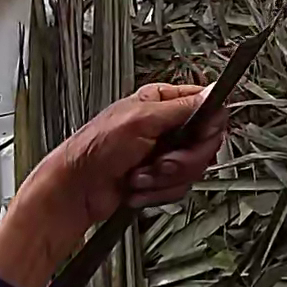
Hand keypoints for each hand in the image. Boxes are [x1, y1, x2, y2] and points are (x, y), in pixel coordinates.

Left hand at [0, 83, 226, 286]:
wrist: (75, 191)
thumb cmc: (93, 150)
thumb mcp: (141, 120)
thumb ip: (180, 107)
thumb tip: (210, 94)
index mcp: (162, 101)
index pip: (206, 107)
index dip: (207, 126)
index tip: (197, 137)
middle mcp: (166, 125)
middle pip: (205, 142)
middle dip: (182, 159)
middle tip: (161, 161)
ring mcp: (164, 153)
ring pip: (193, 169)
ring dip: (164, 178)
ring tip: (141, 175)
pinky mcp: (160, 178)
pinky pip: (179, 188)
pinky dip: (157, 192)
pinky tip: (138, 186)